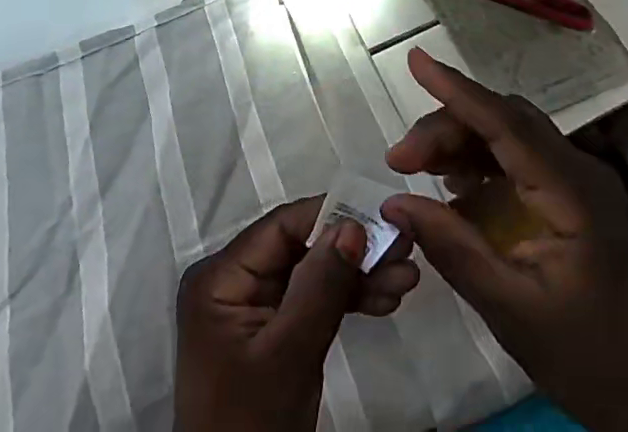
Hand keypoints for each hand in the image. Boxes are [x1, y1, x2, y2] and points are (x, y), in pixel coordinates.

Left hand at [175, 196, 420, 431]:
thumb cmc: (250, 422)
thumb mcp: (287, 355)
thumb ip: (318, 288)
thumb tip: (351, 225)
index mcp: (220, 276)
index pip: (279, 229)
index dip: (329, 216)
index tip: (380, 216)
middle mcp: (233, 282)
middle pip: (298, 250)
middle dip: (351, 251)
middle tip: (405, 252)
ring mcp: (252, 308)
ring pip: (309, 276)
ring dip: (356, 277)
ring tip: (407, 280)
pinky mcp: (270, 334)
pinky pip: (309, 304)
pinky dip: (344, 302)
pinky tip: (383, 300)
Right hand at [379, 49, 627, 431]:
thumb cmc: (589, 360)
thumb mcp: (510, 308)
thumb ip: (452, 248)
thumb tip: (393, 203)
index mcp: (577, 196)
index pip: (509, 125)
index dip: (458, 91)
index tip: (415, 60)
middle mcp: (582, 176)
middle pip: (504, 122)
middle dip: (446, 128)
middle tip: (399, 162)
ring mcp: (580, 186)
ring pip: (508, 135)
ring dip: (458, 142)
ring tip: (414, 168)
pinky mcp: (571, 201)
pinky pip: (516, 161)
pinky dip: (477, 162)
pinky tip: (451, 186)